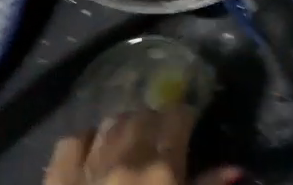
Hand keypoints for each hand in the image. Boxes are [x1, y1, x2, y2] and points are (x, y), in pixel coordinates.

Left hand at [43, 110, 239, 184]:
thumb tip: (236, 171)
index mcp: (162, 169)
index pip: (179, 116)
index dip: (185, 119)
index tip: (188, 128)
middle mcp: (128, 158)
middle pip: (146, 115)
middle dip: (156, 120)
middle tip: (159, 138)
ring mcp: (89, 167)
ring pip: (113, 121)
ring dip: (124, 126)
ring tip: (129, 142)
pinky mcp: (56, 180)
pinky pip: (73, 141)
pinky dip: (87, 140)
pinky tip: (94, 152)